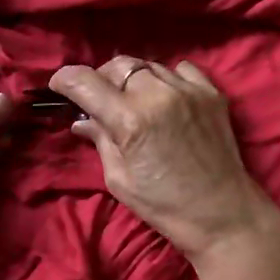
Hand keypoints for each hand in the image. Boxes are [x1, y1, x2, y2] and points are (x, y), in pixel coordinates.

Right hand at [49, 57, 279, 260]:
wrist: (221, 213)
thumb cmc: (164, 205)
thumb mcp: (119, 179)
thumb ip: (100, 141)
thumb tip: (82, 121)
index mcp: (130, 120)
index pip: (85, 82)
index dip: (65, 80)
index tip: (58, 87)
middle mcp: (158, 96)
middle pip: (117, 66)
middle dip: (100, 79)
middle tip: (97, 100)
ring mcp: (188, 90)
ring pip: (147, 66)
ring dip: (131, 80)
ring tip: (131, 101)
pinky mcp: (211, 93)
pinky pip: (180, 69)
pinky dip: (164, 79)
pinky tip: (163, 98)